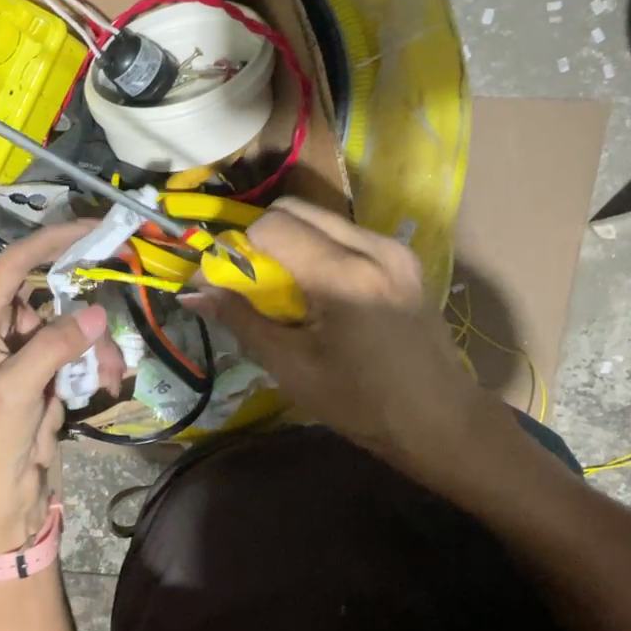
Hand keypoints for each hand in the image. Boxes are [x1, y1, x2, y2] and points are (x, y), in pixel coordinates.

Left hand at [0, 221, 123, 553]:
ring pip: (73, 323)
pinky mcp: (49, 369)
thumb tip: (96, 312)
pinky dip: (97, 363)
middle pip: (51, 293)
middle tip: (113, 320)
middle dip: (85, 310)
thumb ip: (54, 346)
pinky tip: (108, 384)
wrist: (8, 488)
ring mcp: (29, 347)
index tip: (90, 229)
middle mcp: (3, 327)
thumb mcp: (19, 389)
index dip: (48, 242)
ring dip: (97, 346)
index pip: (13, 265)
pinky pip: (80, 349)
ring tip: (110, 375)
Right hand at [185, 197, 489, 477]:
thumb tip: (192, 293)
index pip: (271, 227)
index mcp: (343, 276)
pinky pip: (345, 234)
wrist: (439, 420)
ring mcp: (393, 249)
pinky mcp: (403, 258)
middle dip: (260, 238)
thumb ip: (241, 320)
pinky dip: (317, 250)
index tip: (222, 280)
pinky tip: (314, 292)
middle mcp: (372, 247)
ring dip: (289, 242)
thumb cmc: (360, 403)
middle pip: (295, 210)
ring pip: (320, 218)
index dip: (236, 249)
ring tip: (280, 289)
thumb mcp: (291, 366)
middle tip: (247, 280)